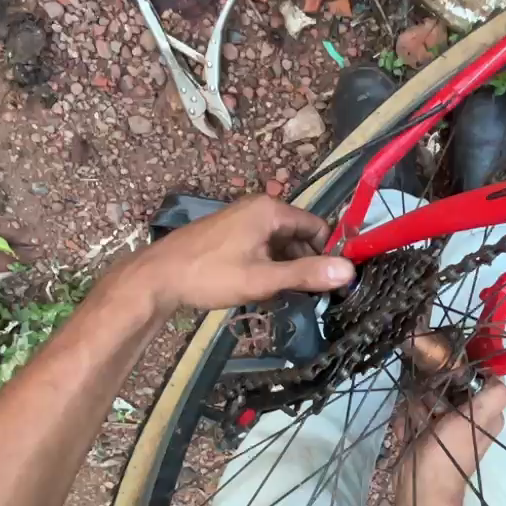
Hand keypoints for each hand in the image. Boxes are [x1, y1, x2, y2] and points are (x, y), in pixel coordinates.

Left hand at [109, 195, 354, 314]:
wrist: (157, 278)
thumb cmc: (211, 275)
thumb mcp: (263, 278)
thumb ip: (306, 274)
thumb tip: (349, 271)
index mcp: (270, 210)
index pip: (317, 227)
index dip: (330, 253)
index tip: (338, 281)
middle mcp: (258, 209)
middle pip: (299, 235)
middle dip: (309, 263)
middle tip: (316, 295)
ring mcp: (242, 221)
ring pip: (280, 244)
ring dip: (289, 268)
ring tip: (291, 296)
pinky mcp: (230, 236)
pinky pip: (263, 248)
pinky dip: (271, 267)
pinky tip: (267, 290)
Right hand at [396, 380, 505, 505]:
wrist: (420, 486)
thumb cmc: (450, 452)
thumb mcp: (478, 419)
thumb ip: (495, 395)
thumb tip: (502, 374)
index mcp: (485, 414)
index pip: (473, 380)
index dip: (460, 377)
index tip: (449, 384)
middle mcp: (466, 418)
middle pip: (445, 386)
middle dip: (432, 395)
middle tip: (432, 412)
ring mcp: (442, 425)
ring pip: (424, 398)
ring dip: (416, 410)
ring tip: (418, 427)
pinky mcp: (422, 433)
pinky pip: (410, 414)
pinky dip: (407, 422)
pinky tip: (408, 434)